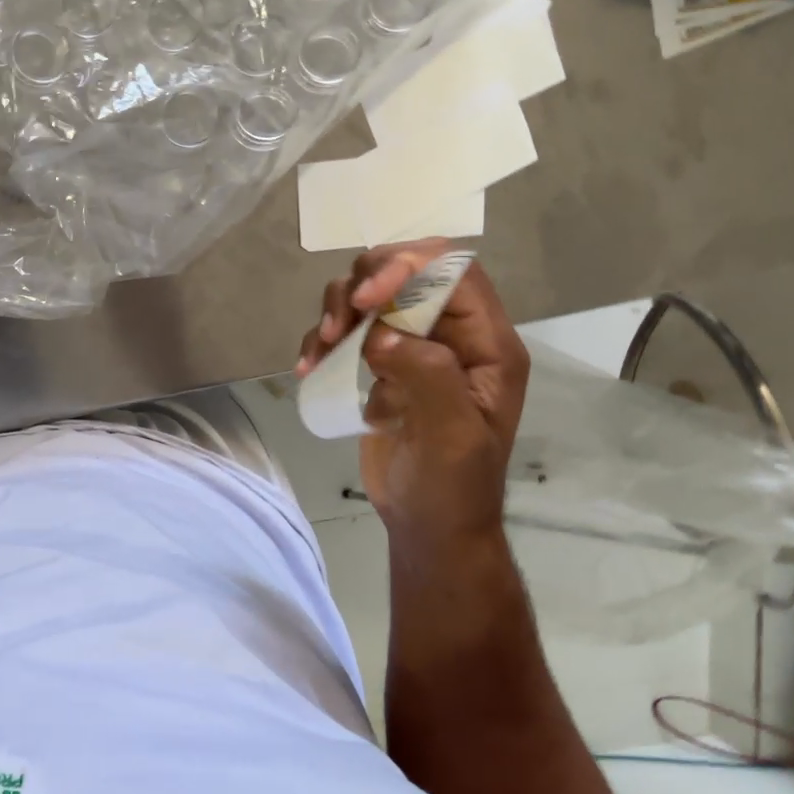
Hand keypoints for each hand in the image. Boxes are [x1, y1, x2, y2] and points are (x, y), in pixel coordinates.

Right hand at [295, 240, 529, 549]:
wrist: (428, 525)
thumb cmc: (452, 485)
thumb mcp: (451, 434)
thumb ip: (426, 375)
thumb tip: (379, 333)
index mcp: (486, 343)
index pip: (452, 272)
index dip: (407, 268)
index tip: (364, 299)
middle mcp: (451, 335)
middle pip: (405, 272)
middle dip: (363, 286)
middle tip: (335, 329)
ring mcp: (413, 348)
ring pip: (369, 296)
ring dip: (337, 312)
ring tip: (319, 353)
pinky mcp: (380, 366)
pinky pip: (347, 331)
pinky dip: (321, 341)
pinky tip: (308, 370)